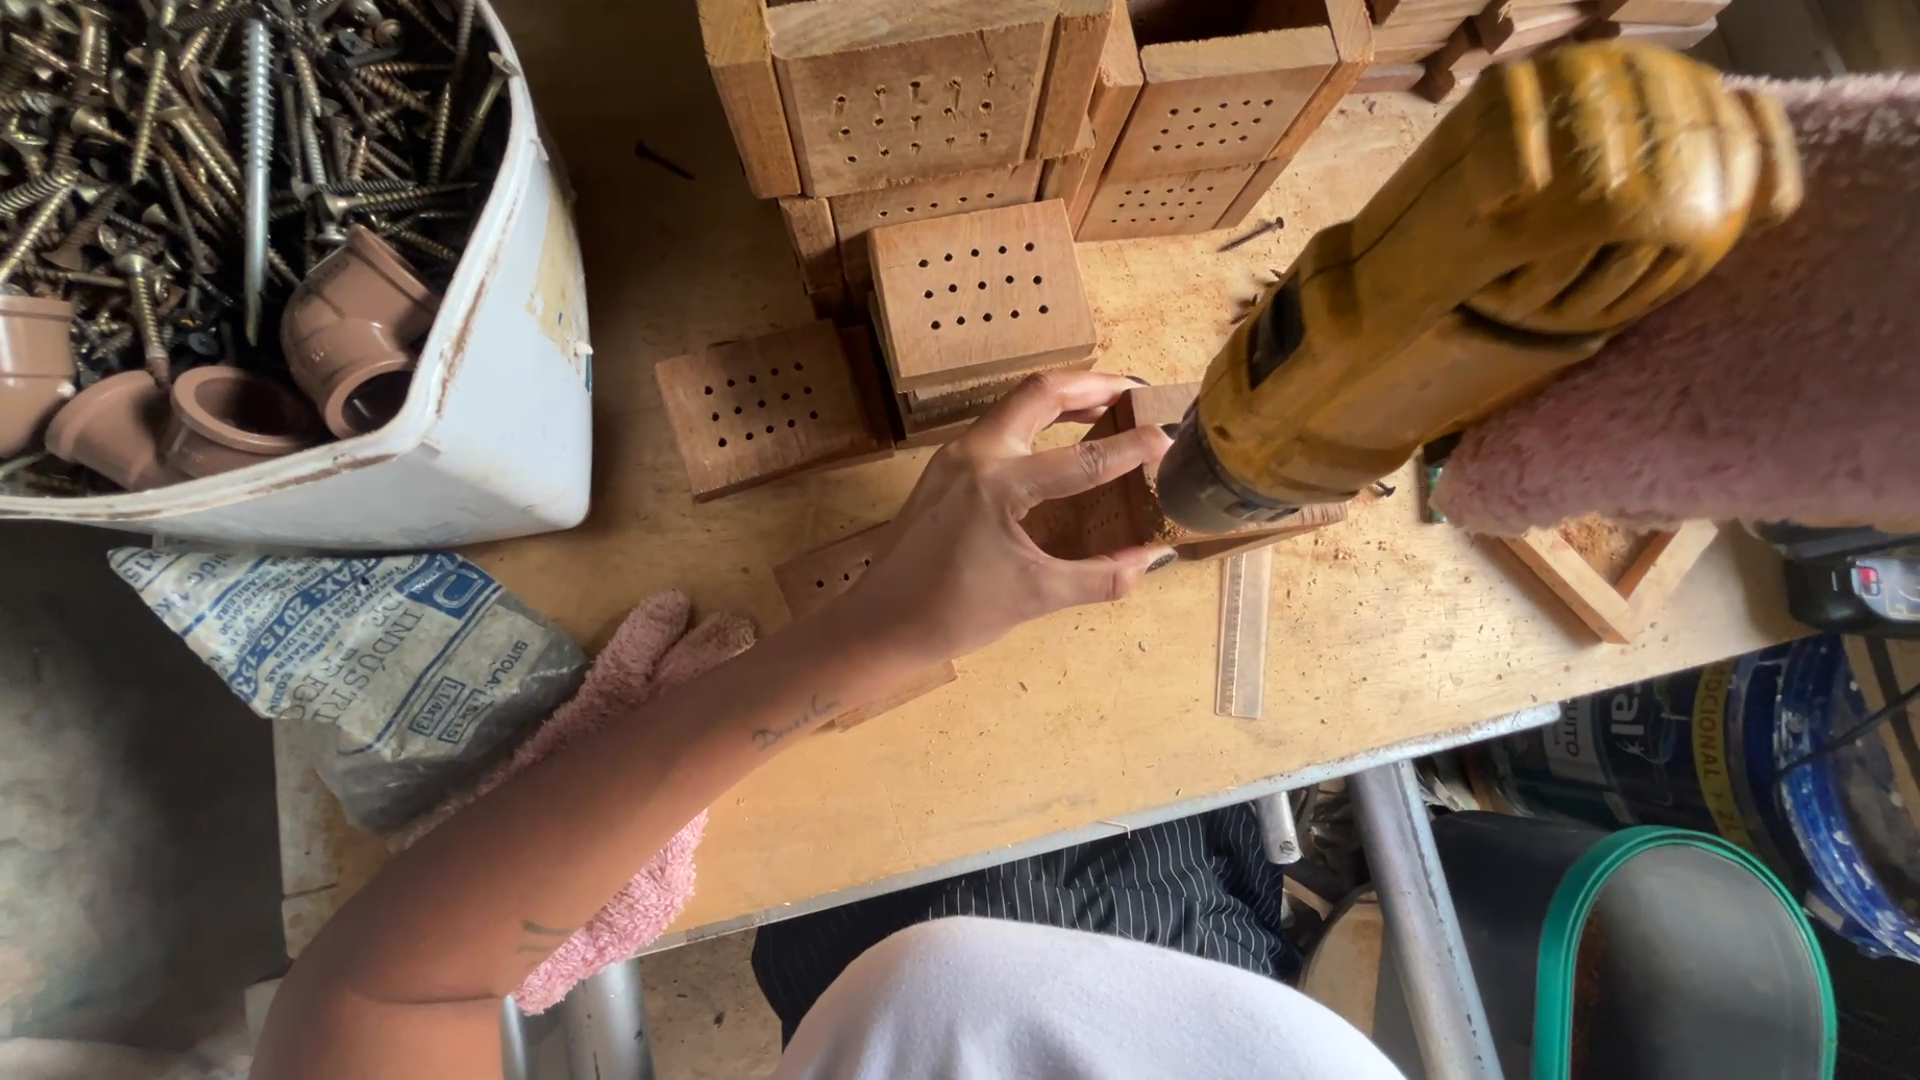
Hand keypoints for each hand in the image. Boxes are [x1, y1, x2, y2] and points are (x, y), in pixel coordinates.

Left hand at [838, 371, 1175, 664]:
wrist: (882, 623)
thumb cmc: (956, 613)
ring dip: (1060, 399)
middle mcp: (974, 454)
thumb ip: (1101, 577)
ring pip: (1014, 404)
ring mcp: (953, 456)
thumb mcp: (1037, 597)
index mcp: (999, 484)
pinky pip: (997, 426)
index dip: (1132, 447)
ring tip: (1101, 406)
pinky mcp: (943, 468)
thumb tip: (1152, 559)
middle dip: (1091, 387)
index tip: (1167, 438)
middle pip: (1040, 393)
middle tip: (1131, 393)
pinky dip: (1033, 420)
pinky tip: (1054, 441)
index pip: (1082, 458)